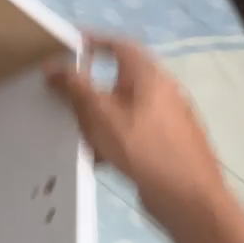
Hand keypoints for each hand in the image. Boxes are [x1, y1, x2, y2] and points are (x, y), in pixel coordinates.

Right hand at [46, 33, 229, 227]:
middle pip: (121, 77)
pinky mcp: (173, 144)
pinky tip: (101, 154)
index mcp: (150, 77)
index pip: (119, 45)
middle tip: (64, 90)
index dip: (93, 40)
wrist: (190, 201)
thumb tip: (52, 66)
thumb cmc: (142, 146)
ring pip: (126, 105)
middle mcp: (165, 92)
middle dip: (90, 85)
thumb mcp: (97, 111)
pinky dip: (115, 133)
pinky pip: (135, 128)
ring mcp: (173, 120)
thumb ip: (72, 85)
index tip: (67, 45)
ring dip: (100, 113)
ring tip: (79, 127)